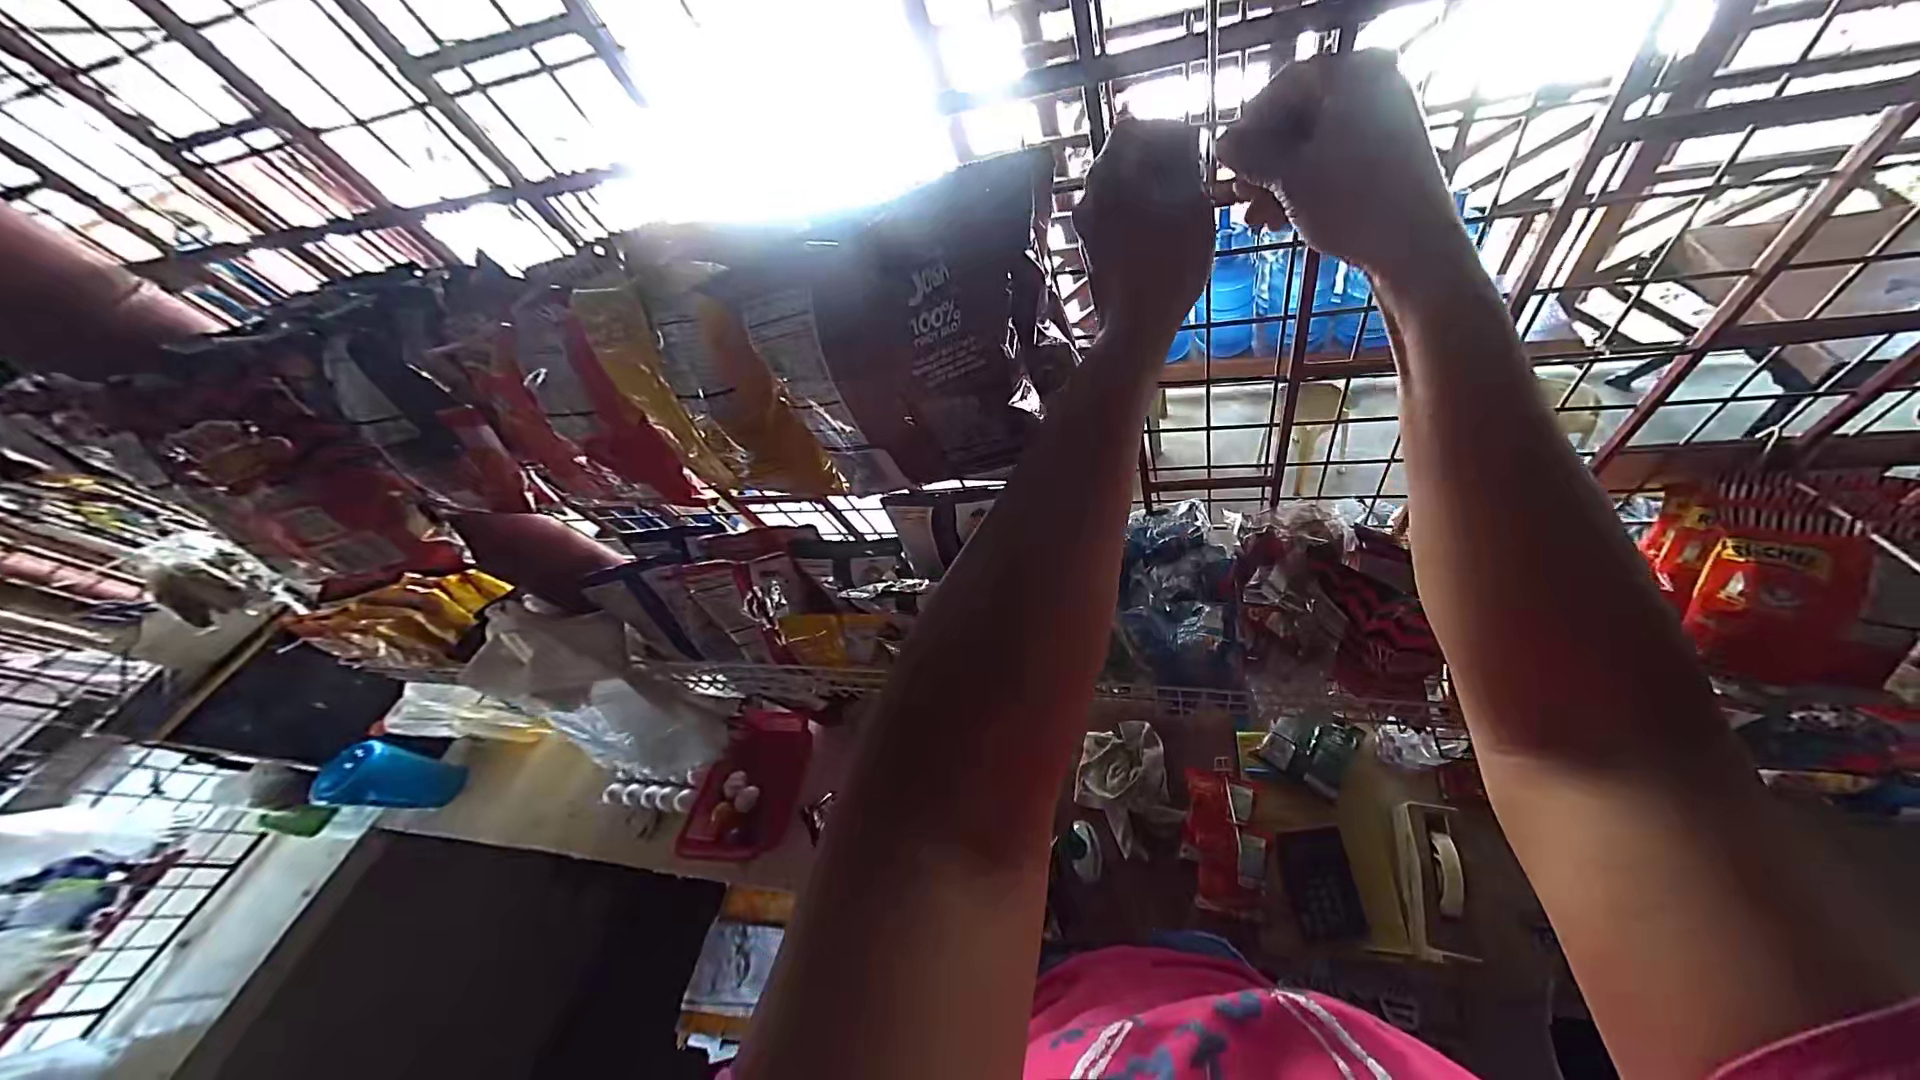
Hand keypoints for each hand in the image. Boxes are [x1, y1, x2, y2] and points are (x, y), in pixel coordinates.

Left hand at [1072, 118, 1212, 339]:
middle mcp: (1091, 194)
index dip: (1165, 132)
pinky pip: (1112, 215)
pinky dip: (1134, 213)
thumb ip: (1183, 164)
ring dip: (1145, 187)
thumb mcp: (1191, 206)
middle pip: (1122, 156)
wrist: (1136, 325)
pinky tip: (1158, 231)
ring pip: (1117, 187)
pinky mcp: (1089, 247)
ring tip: (1177, 204)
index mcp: (1113, 174)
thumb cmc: (1169, 268)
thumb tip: (1182, 142)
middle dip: (1155, 159)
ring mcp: (1086, 222)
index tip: (1190, 146)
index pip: (1134, 128)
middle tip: (1187, 174)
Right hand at [1218, 49, 1465, 282]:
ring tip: (1257, 216)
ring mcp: (1381, 119)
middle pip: (1296, 118)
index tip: (1228, 158)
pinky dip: (1302, 186)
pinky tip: (1280, 217)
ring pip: (1310, 145)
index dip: (1249, 124)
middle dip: (1262, 163)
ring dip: (1276, 182)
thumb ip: (1250, 156)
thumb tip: (1223, 145)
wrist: (1411, 243)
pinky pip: (1331, 159)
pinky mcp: (1385, 153)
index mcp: (1354, 75)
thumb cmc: (1352, 203)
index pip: (1284, 86)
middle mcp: (1373, 86)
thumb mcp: (1287, 178)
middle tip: (1241, 194)